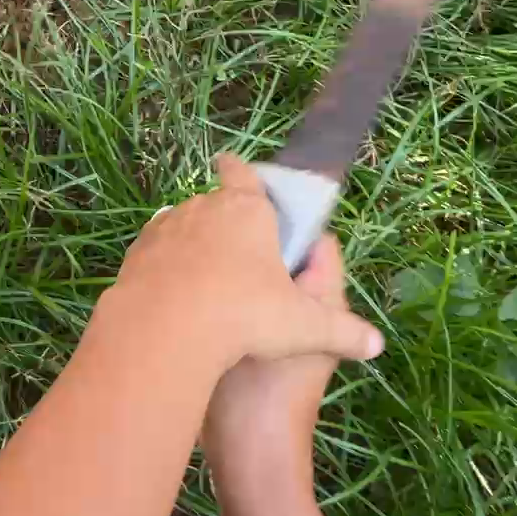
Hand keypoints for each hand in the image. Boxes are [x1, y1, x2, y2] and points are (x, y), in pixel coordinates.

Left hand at [98, 152, 381, 373]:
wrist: (166, 323)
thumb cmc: (244, 313)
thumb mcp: (303, 327)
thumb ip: (341, 331)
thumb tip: (375, 344)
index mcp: (246, 209)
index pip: (242, 172)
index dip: (241, 171)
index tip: (240, 172)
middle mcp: (204, 206)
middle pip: (216, 203)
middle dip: (227, 221)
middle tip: (242, 255)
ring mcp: (168, 224)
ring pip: (185, 224)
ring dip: (196, 242)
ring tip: (210, 279)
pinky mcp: (141, 246)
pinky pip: (159, 247)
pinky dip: (169, 261)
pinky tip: (179, 291)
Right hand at [200, 234, 355, 515]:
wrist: (247, 450)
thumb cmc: (266, 384)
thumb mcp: (275, 319)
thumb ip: (270, 273)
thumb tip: (257, 225)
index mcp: (324, 297)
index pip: (317, 239)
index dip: (288, 216)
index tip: (249, 202)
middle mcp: (304, 308)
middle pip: (283, 254)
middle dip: (253, 236)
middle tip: (213, 217)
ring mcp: (273, 325)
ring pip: (256, 274)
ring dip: (232, 261)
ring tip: (197, 240)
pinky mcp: (245, 338)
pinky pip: (236, 294)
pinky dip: (218, 283)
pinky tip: (187, 274)